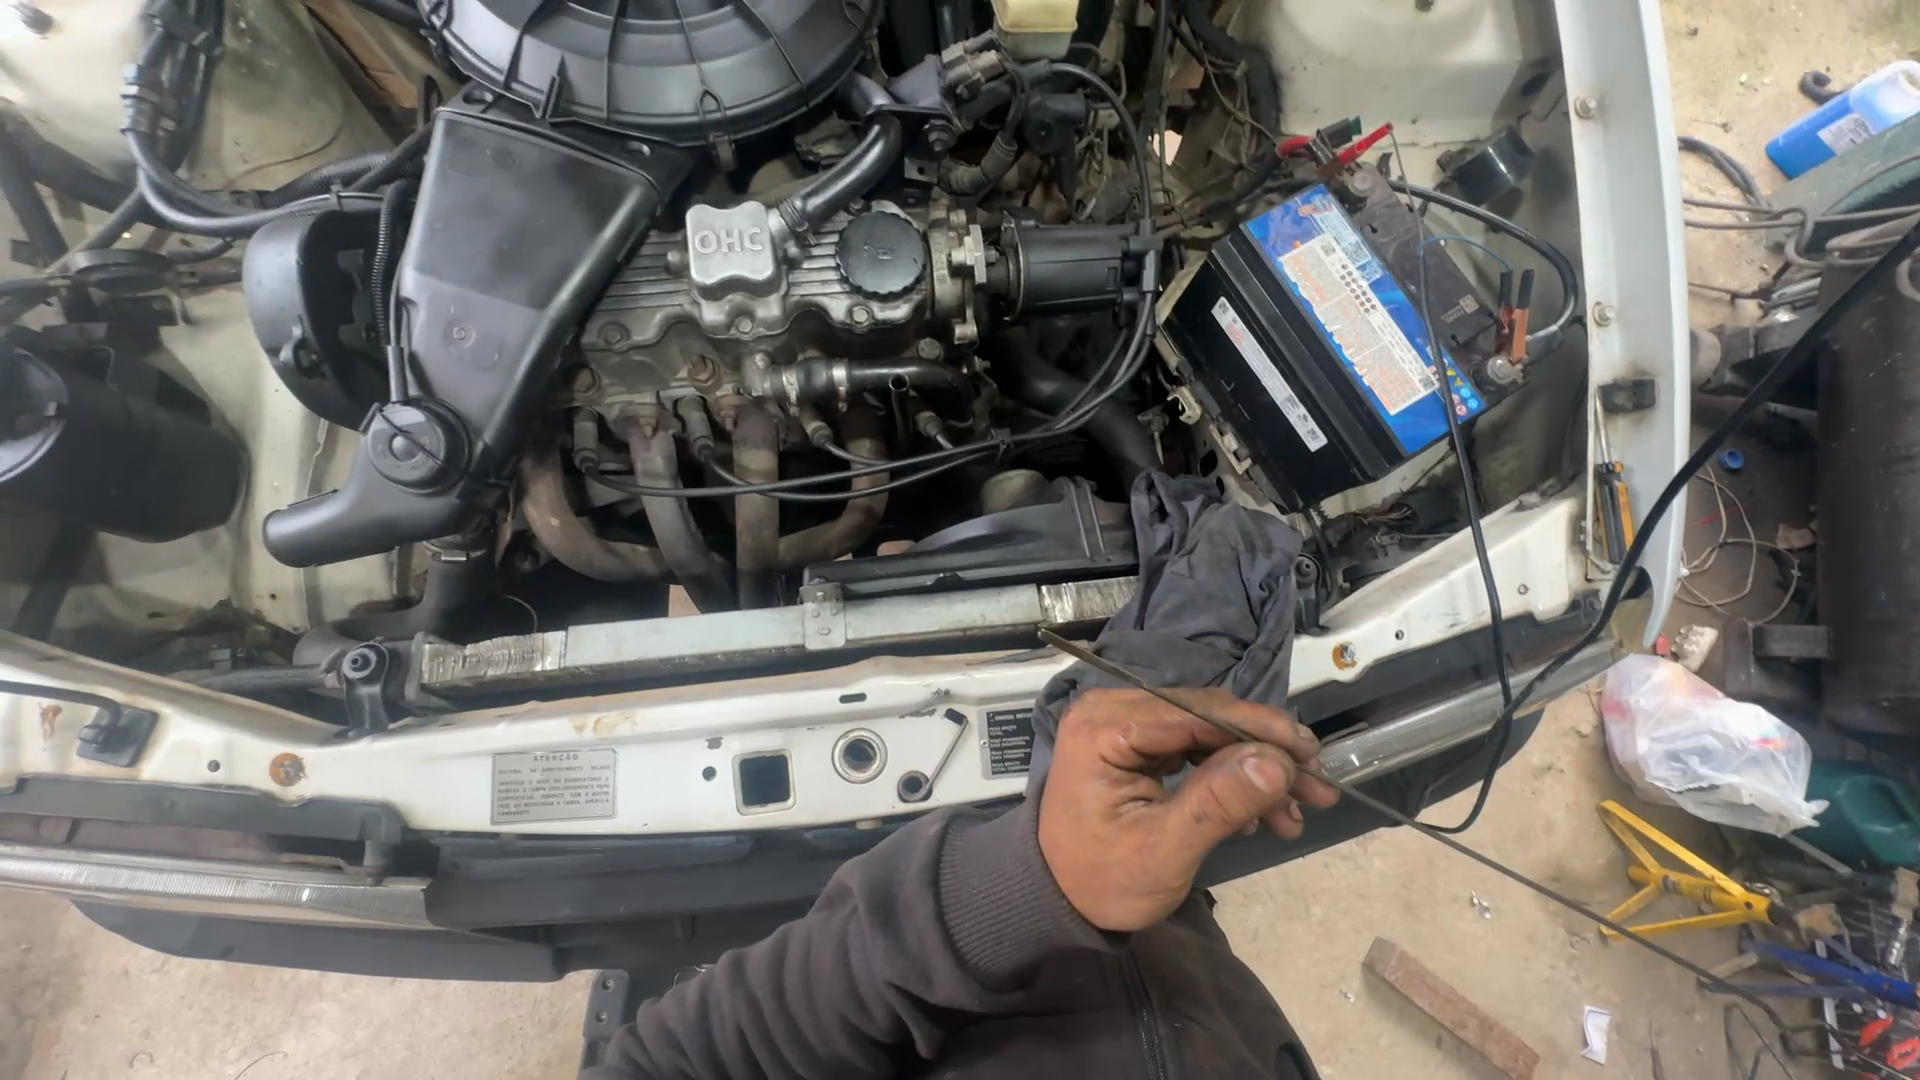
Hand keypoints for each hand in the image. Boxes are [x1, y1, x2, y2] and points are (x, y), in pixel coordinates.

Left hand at [1037, 687, 1339, 931]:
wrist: (1059, 897)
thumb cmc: (1101, 879)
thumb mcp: (1162, 850)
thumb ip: (1218, 802)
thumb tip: (1276, 760)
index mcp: (1104, 727)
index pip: (1195, 711)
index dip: (1258, 728)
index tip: (1311, 754)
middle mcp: (1112, 709)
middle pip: (1206, 716)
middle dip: (1265, 751)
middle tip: (1319, 786)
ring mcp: (1123, 723)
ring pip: (1208, 731)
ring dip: (1255, 766)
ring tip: (1300, 810)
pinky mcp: (1137, 742)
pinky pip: (1196, 746)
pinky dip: (1232, 775)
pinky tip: (1266, 812)